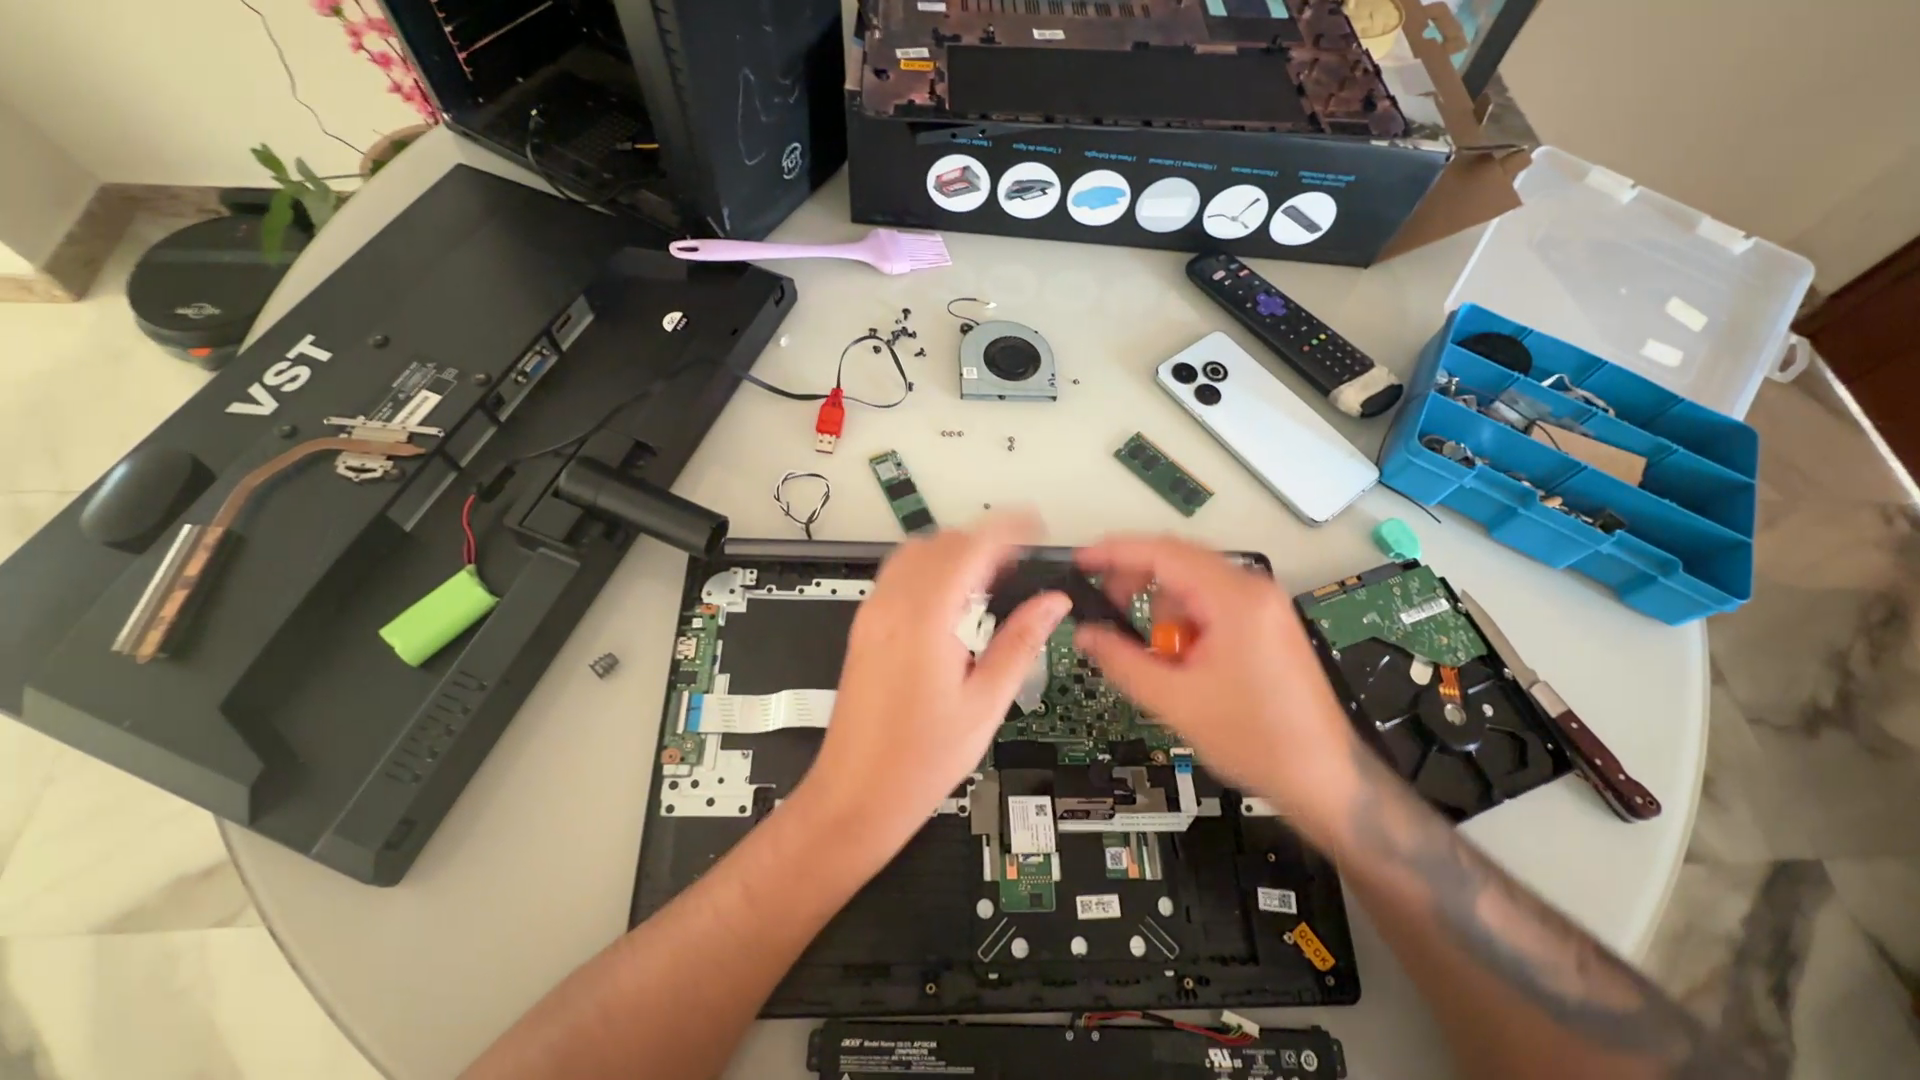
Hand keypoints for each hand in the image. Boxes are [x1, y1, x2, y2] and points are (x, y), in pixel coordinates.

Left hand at [800, 512, 1070, 853]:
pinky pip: (897, 578)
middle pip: (940, 542)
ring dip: (954, 553)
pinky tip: (954, 603)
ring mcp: (872, 618)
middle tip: (1021, 561)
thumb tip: (1052, 605)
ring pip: (914, 554)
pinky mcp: (864, 632)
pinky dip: (930, 571)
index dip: (1008, 529)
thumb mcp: (985, 704)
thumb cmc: (919, 760)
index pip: (970, 547)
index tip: (1036, 528)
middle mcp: (891, 608)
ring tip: (992, 578)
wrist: (857, 794)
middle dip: (983, 540)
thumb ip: (1020, 644)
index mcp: (925, 620)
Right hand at [1073, 535, 1357, 824]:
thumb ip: (1122, 661)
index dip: (1115, 553)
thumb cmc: (1257, 740)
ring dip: (1164, 614)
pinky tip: (1182, 664)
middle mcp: (1254, 591)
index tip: (1082, 562)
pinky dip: (1187, 626)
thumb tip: (1086, 634)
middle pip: (1178, 564)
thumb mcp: (1174, 701)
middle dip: (1136, 586)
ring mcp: (1264, 607)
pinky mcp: (1266, 625)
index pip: (1163, 553)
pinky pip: (1212, 608)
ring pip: (1193, 588)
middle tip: (1106, 614)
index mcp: (1235, 600)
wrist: (1322, 776)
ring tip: (1159, 660)